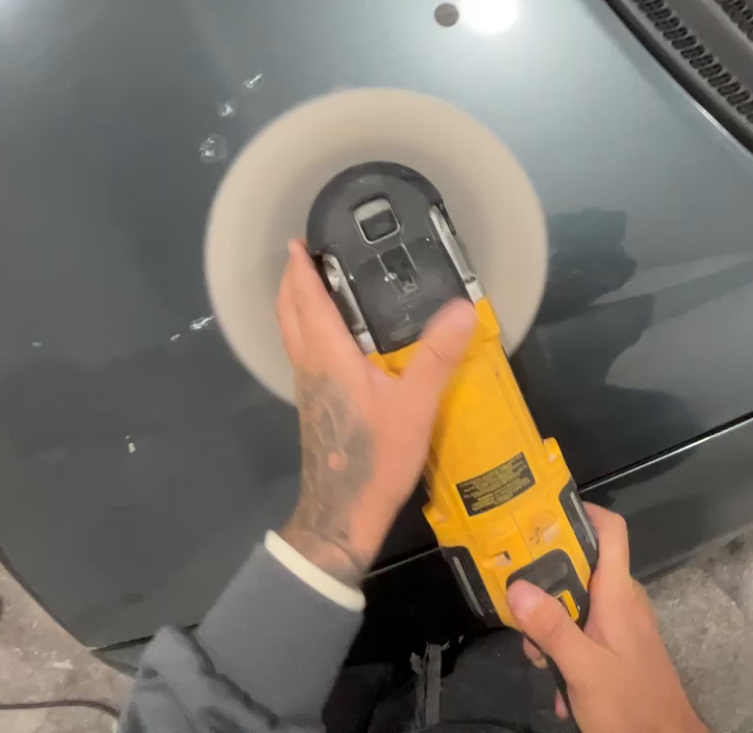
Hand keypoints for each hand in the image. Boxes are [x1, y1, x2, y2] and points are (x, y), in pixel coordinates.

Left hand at [275, 239, 477, 587]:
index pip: (308, 301)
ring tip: (319, 283)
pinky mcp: (316, 403)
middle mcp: (311, 366)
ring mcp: (309, 387)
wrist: (342, 513)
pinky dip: (309, 327)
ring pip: (294, 333)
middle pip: (291, 314)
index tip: (297, 240)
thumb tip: (462, 308)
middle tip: (306, 254)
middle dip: (293, 281)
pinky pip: (305, 351)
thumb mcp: (415, 406)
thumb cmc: (375, 456)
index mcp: (328, 357)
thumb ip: (438, 357)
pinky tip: (337, 334)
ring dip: (298, 304)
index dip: (301, 270)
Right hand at [510, 505, 709, 732]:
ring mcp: (625, 625)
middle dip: (548, 589)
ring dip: (555, 629)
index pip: (610, 529)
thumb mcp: (582, 668)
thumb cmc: (630, 706)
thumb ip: (550, 627)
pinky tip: (561, 689)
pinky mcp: (623, 649)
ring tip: (540, 663)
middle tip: (523, 617)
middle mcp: (624, 600)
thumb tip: (516, 586)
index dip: (583, 511)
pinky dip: (570, 651)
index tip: (544, 514)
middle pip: (582, 569)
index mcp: (619, 593)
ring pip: (581, 605)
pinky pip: (589, 632)